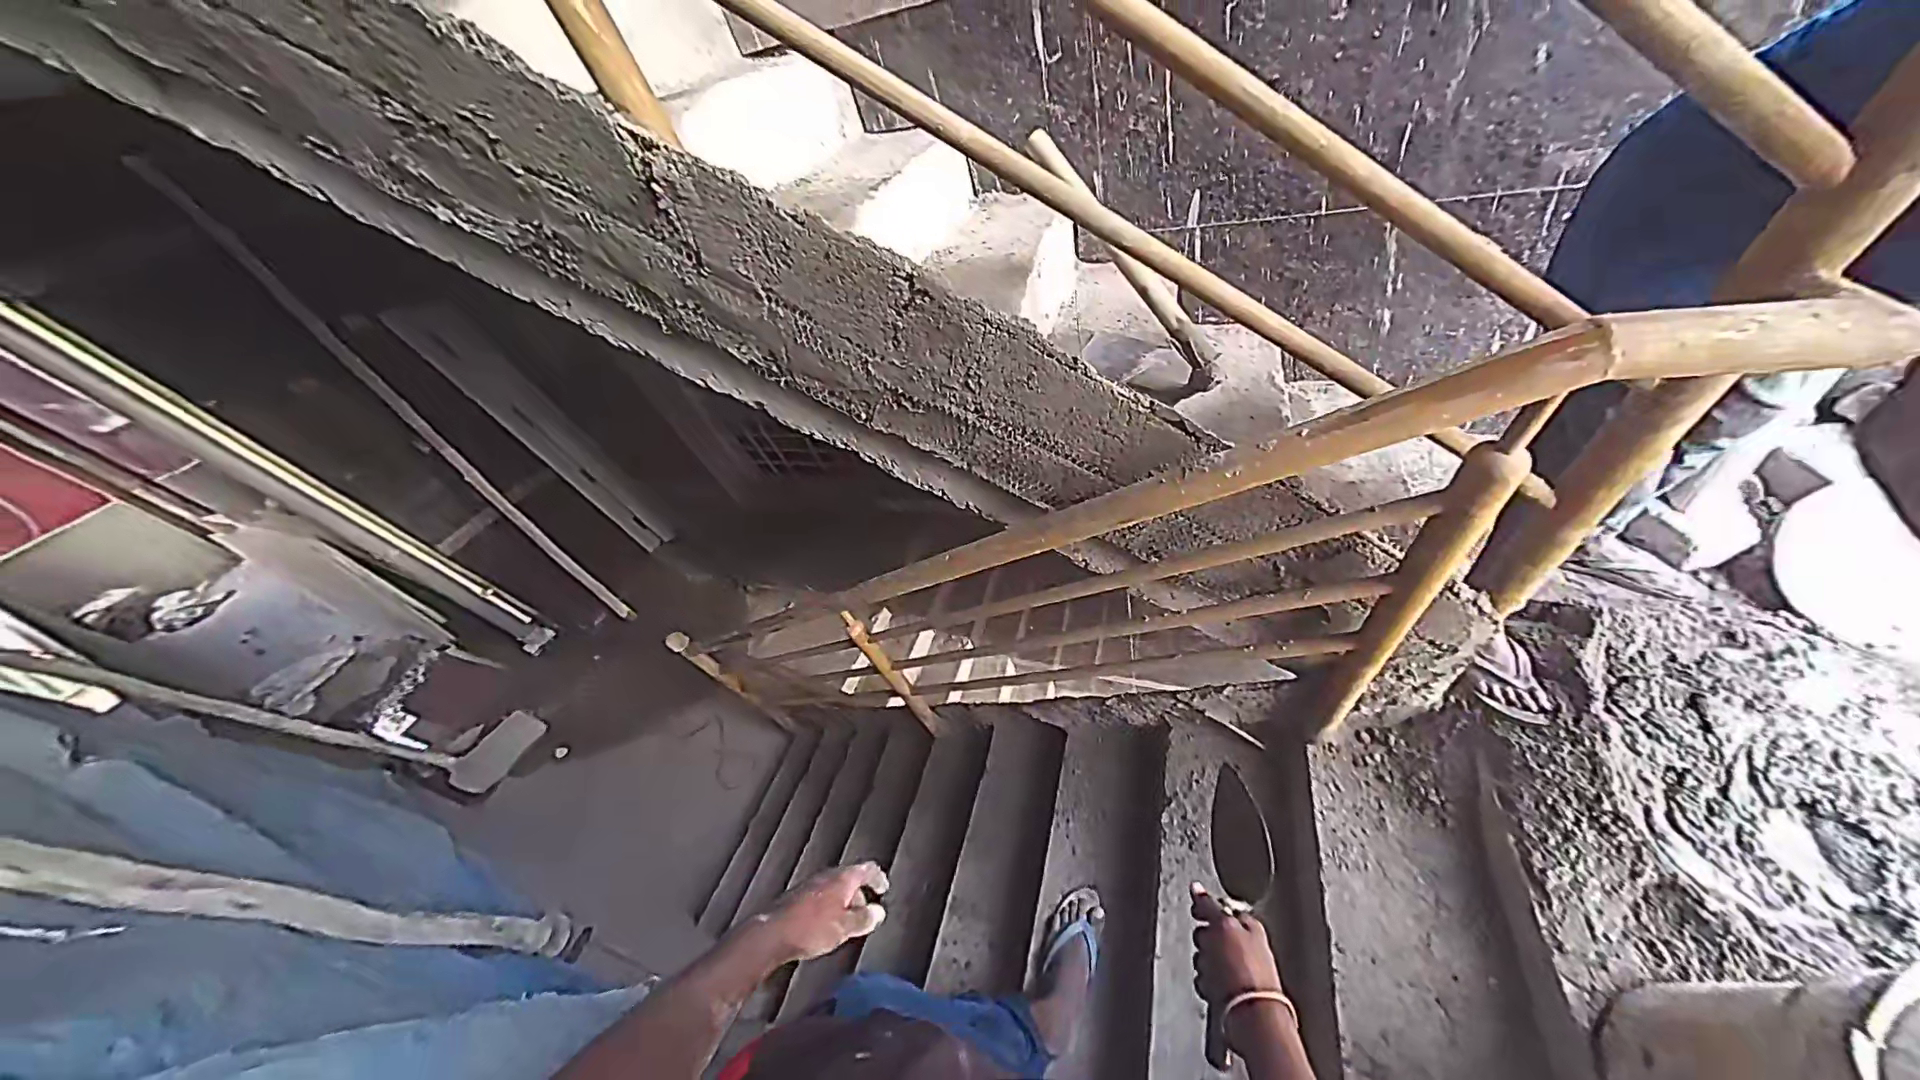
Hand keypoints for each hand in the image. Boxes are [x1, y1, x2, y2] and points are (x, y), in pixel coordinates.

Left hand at [752, 861, 889, 964]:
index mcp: (843, 878)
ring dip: (845, 901)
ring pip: (836, 887)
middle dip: (861, 894)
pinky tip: (827, 924)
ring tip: (848, 922)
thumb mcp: (845, 928)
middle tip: (867, 912)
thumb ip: (864, 919)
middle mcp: (828, 875)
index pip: (867, 869)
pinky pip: (822, 896)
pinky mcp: (798, 895)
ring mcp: (812, 883)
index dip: (878, 878)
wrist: (772, 933)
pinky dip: (831, 905)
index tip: (883, 888)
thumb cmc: (812, 928)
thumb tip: (878, 912)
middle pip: (851, 878)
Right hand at [1191, 883, 1287, 1042]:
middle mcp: (1245, 948)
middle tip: (1208, 949)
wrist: (1251, 1015)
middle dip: (1203, 942)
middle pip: (1209, 934)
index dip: (1205, 912)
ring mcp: (1237, 971)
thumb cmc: (1245, 970)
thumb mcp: (1223, 926)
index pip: (1220, 909)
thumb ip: (1208, 905)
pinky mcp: (1229, 993)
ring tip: (1213, 973)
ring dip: (1203, 964)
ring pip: (1205, 958)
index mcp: (1250, 927)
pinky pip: (1207, 980)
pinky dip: (1206, 983)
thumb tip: (1197, 887)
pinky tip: (1213, 987)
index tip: (1198, 915)